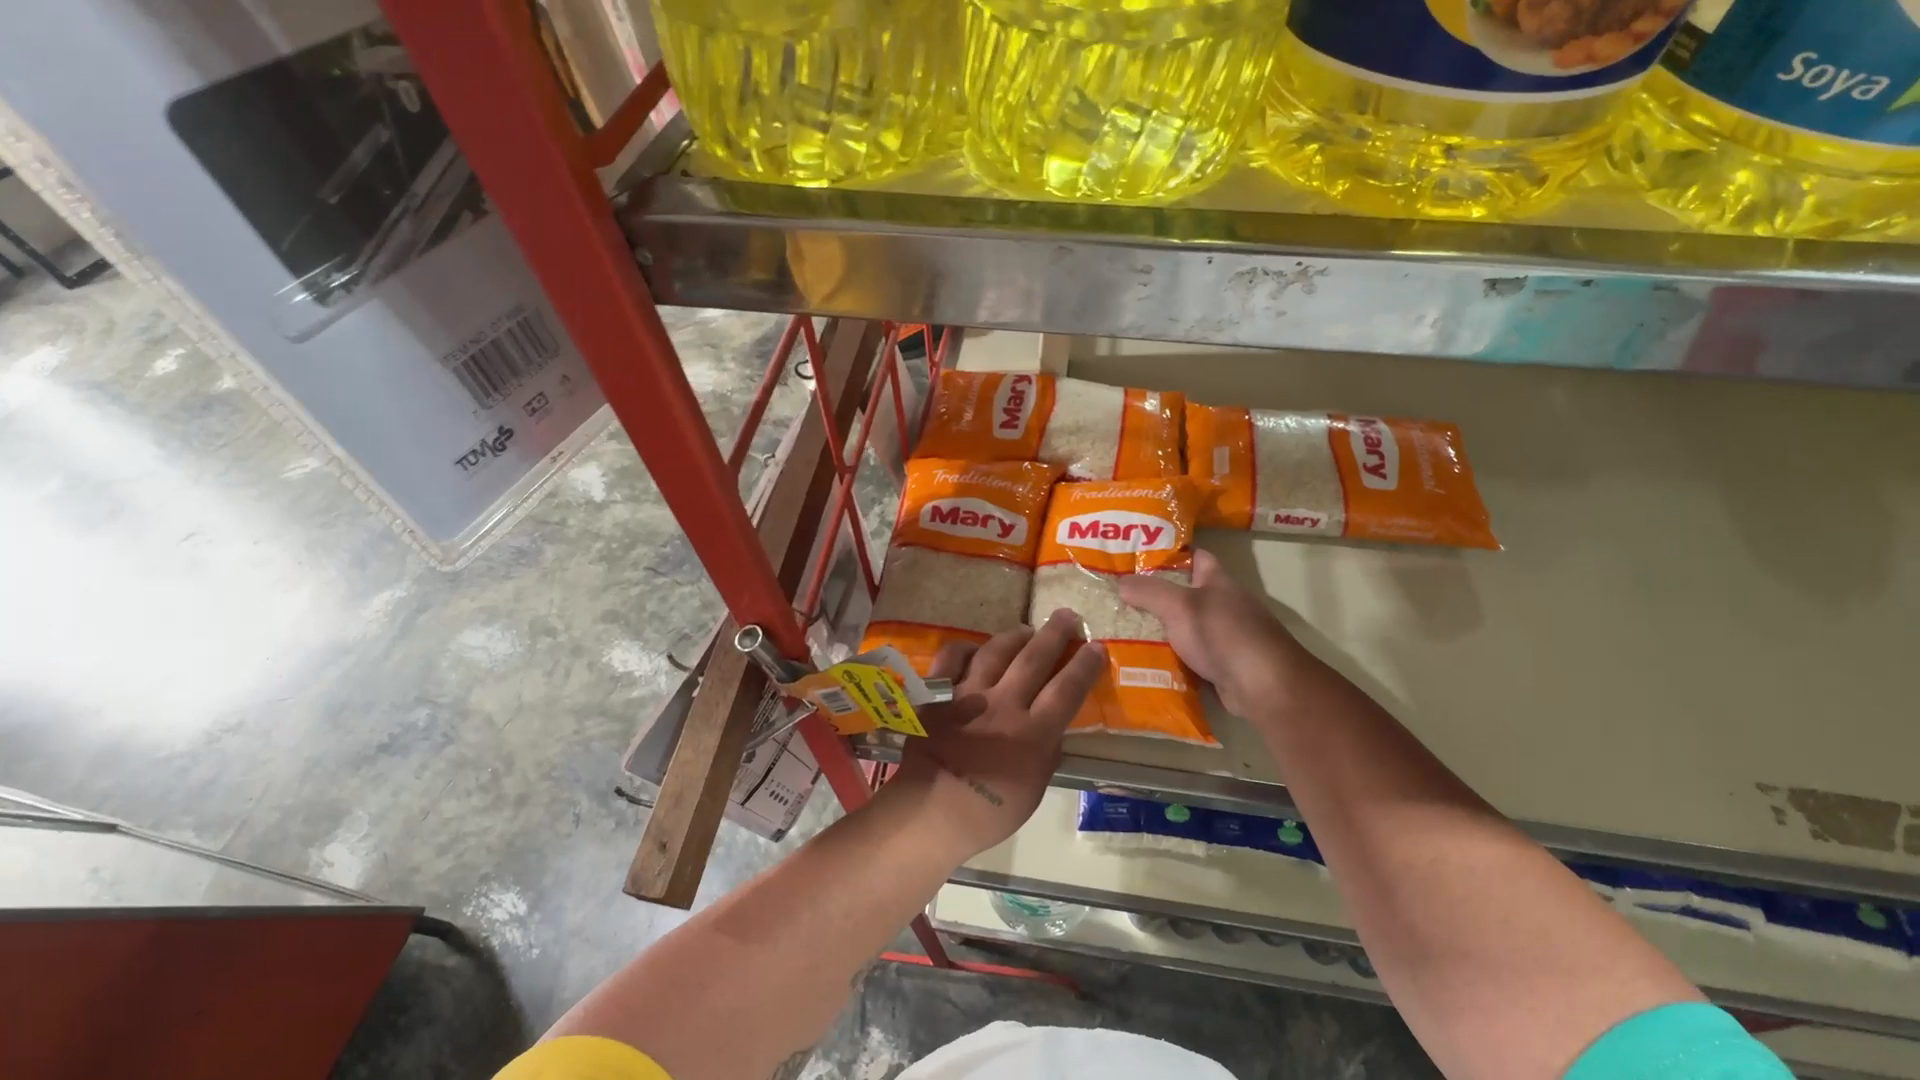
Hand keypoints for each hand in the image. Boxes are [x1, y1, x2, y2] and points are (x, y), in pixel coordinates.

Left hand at [889, 610, 1105, 859]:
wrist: (930, 812)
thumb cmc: (988, 814)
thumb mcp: (1033, 789)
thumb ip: (1045, 752)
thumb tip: (1052, 728)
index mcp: (1033, 733)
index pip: (1067, 690)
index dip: (1084, 666)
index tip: (1096, 647)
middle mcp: (1003, 705)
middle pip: (1034, 659)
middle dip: (1055, 634)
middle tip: (1067, 616)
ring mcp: (967, 695)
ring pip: (995, 652)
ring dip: (1015, 636)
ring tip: (1027, 630)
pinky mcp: (937, 694)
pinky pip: (952, 658)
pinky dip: (966, 649)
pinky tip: (976, 648)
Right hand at [1116, 549, 1315, 716]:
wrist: (1262, 685)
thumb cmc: (1224, 633)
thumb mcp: (1180, 605)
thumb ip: (1149, 592)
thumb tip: (1120, 582)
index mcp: (1217, 581)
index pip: (1194, 557)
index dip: (1169, 554)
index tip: (1137, 557)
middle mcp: (1222, 605)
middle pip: (1184, 595)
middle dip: (1153, 597)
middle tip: (1117, 598)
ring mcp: (1223, 637)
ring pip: (1183, 628)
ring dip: (1157, 631)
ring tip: (1120, 631)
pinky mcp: (1220, 666)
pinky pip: (1187, 658)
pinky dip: (1168, 659)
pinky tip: (1142, 663)